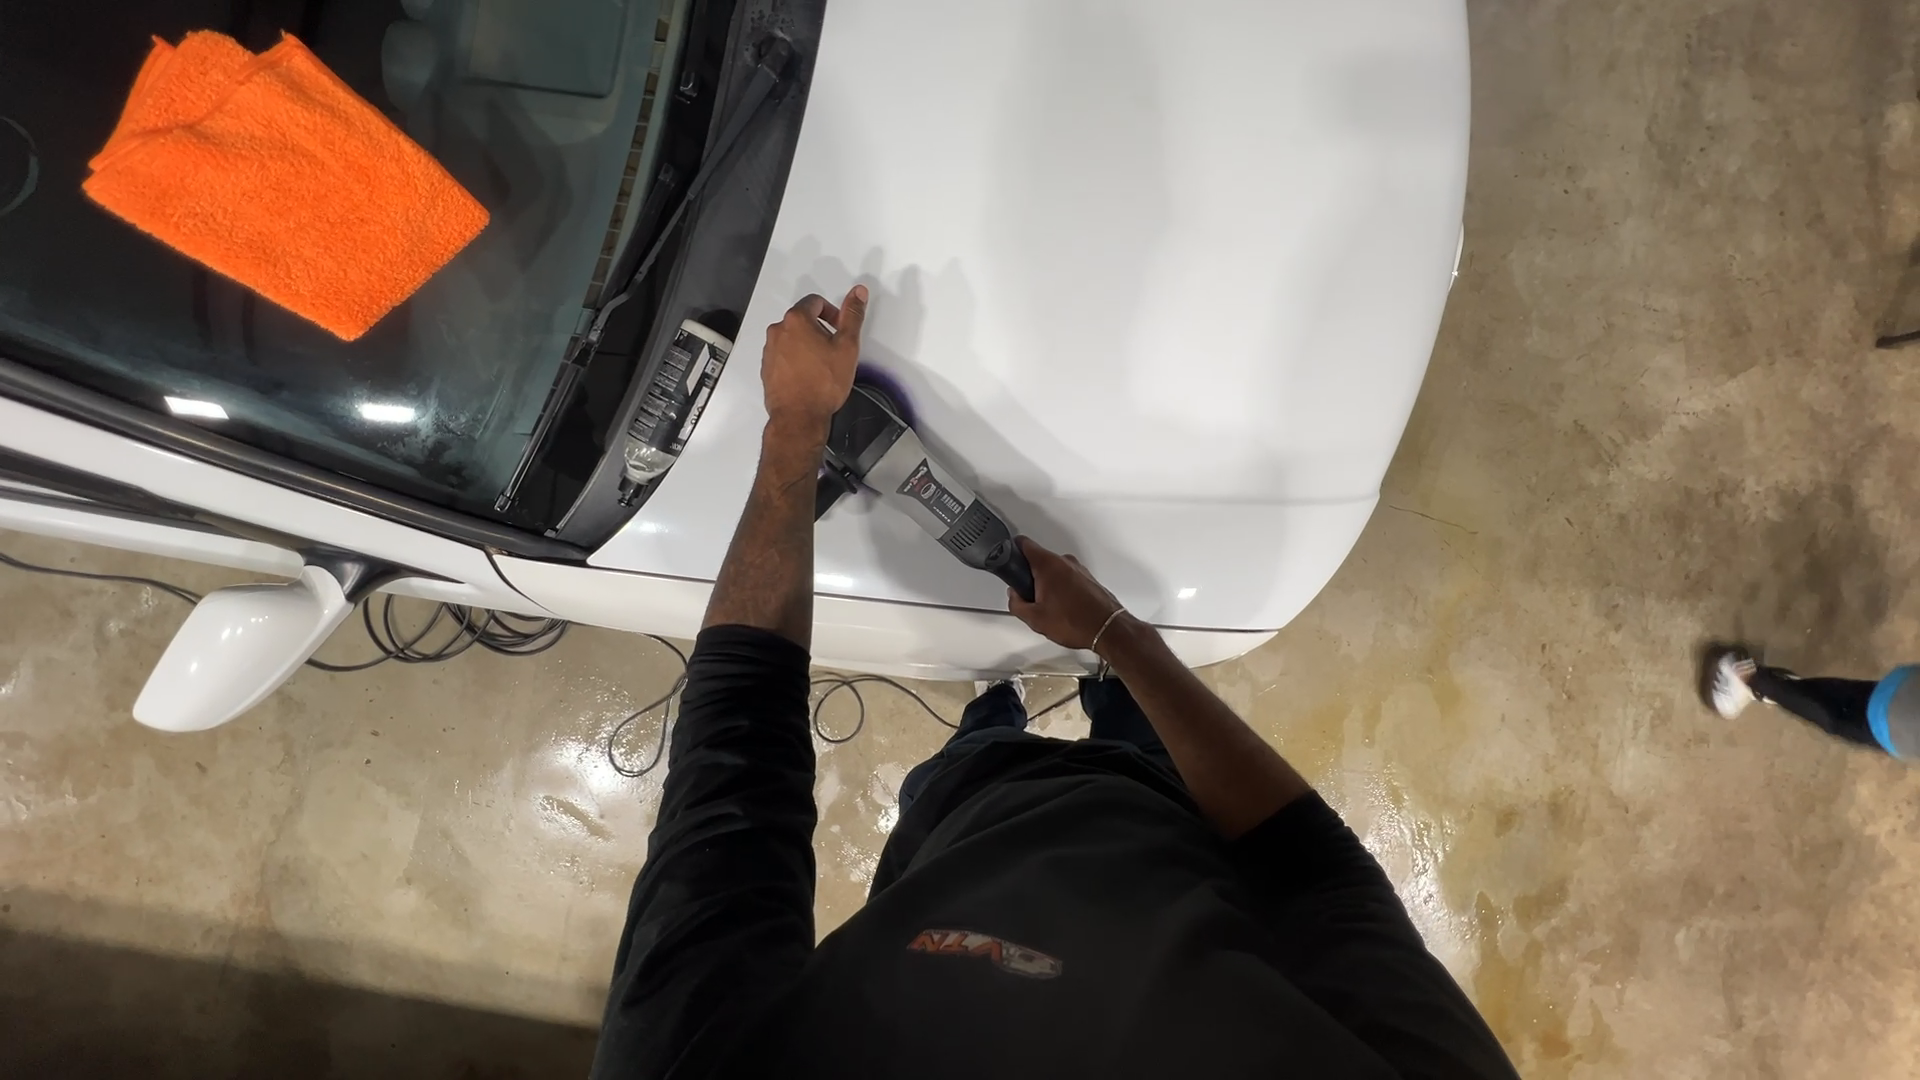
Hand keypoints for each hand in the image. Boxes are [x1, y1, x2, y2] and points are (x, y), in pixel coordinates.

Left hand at [761, 285, 867, 437]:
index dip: (832, 313)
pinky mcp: (767, 368)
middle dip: (819, 330)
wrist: (798, 417)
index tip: (839, 329)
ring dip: (807, 345)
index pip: (815, 302)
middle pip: (802, 319)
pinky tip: (808, 377)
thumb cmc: (823, 383)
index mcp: (797, 320)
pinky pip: (783, 355)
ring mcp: (769, 350)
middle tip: (833, 350)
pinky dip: (796, 360)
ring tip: (821, 366)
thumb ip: (852, 316)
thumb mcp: (847, 347)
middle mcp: (778, 331)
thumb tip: (858, 292)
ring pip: (792, 338)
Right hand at [1007, 536, 1124, 649]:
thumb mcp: (1035, 619)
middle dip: (1031, 576)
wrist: (1107, 629)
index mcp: (1048, 565)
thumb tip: (1014, 597)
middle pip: (1039, 559)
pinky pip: (1068, 578)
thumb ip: (1016, 604)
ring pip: (1054, 570)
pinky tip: (1064, 608)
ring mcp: (1078, 569)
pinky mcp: (1088, 578)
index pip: (1023, 543)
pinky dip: (1063, 588)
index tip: (1008, 558)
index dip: (1012, 550)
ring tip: (1050, 607)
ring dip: (1048, 584)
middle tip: (1030, 596)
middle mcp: (1064, 561)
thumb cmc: (1077, 622)